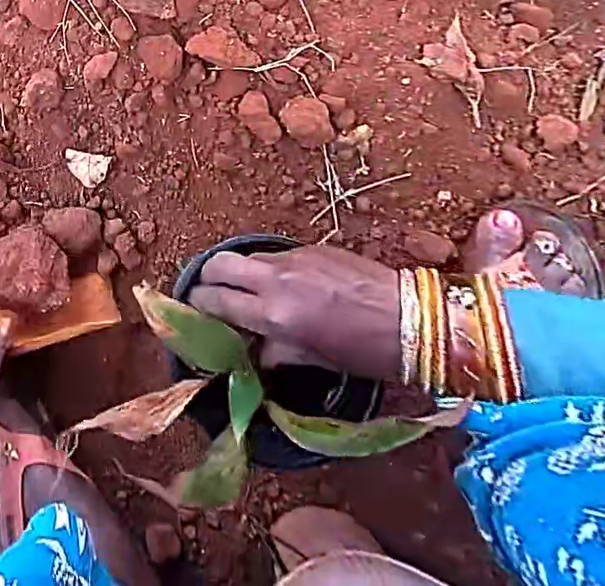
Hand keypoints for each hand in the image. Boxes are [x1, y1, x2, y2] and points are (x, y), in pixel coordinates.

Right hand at [187, 246, 401, 382]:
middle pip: (219, 265)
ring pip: (246, 256)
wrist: (412, 318)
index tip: (192, 311)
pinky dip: (269, 269)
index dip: (198, 305)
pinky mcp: (310, 247)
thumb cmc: (365, 350)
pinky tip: (286, 286)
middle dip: (207, 278)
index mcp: (274, 313)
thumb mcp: (316, 358)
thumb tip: (255, 351)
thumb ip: (277, 349)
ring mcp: (292, 258)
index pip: (217, 301)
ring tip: (246, 290)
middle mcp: (275, 280)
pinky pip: (275, 255)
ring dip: (238, 272)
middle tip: (209, 293)